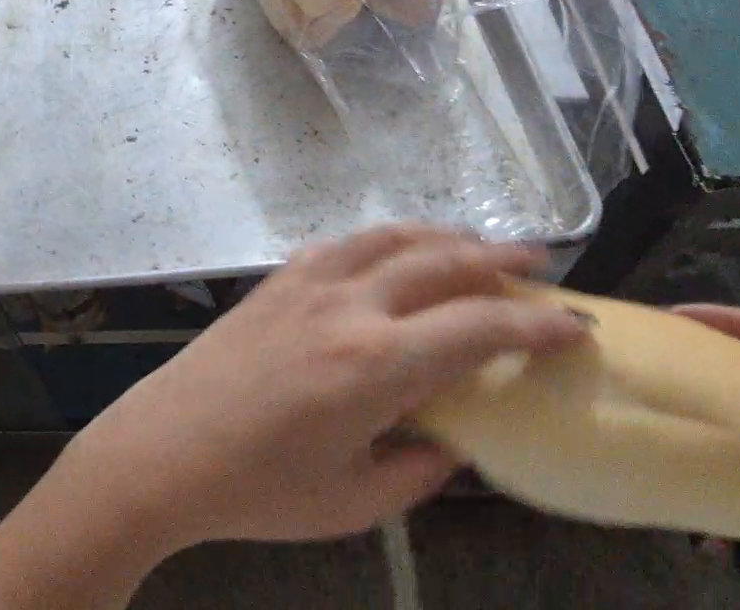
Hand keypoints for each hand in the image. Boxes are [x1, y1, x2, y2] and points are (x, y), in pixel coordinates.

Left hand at [57, 225, 587, 552]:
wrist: (163, 450)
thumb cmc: (258, 489)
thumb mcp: (354, 502)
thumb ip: (419, 469)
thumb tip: (454, 441)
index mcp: (376, 364)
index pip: (478, 328)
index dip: (536, 325)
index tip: (577, 325)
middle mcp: (349, 305)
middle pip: (442, 264)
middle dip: (500, 261)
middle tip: (539, 265)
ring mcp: (308, 283)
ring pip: (392, 238)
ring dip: (444, 237)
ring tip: (477, 244)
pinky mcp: (277, 280)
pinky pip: (345, 243)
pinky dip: (385, 239)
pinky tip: (395, 250)